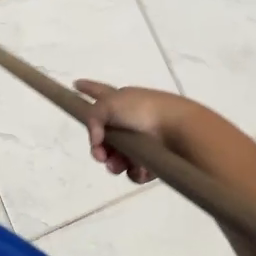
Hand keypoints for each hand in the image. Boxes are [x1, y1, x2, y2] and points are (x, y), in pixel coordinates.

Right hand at [74, 80, 200, 184]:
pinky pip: (135, 170)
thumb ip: (92, 118)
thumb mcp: (109, 104)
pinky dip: (134, 171)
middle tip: (100, 155)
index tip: (75, 83)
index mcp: (120, 100)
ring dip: (114, 163)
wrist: (179, 130)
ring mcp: (142, 140)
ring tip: (118, 165)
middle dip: (98, 148)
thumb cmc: (143, 110)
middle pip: (105, 135)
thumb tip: (97, 141)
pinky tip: (139, 169)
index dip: (86, 88)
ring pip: (118, 156)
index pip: (98, 91)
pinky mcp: (154, 160)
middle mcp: (129, 119)